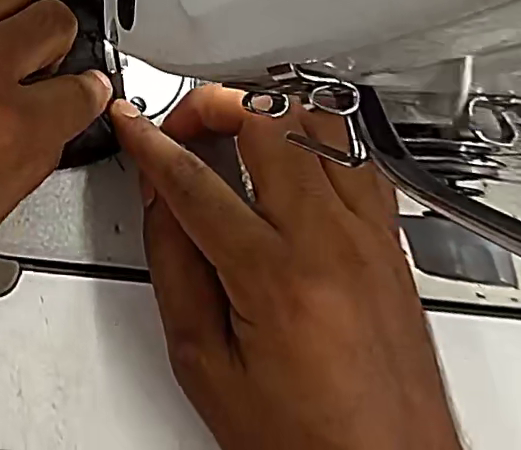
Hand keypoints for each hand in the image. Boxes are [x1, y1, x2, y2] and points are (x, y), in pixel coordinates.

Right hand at [108, 84, 461, 449]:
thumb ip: (171, 261)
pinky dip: (310, 135)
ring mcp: (371, 239)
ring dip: (263, 110)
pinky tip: (283, 150)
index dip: (148, 139)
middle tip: (180, 122)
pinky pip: (356, 155)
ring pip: (319, 122)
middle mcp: (333, 246)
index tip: (129, 121)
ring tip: (229, 125)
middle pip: (267, 121)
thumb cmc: (306, 443)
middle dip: (208, 103)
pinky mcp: (391, 245)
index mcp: (277, 278)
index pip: (193, 178)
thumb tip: (158, 193)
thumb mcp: (201, 359)